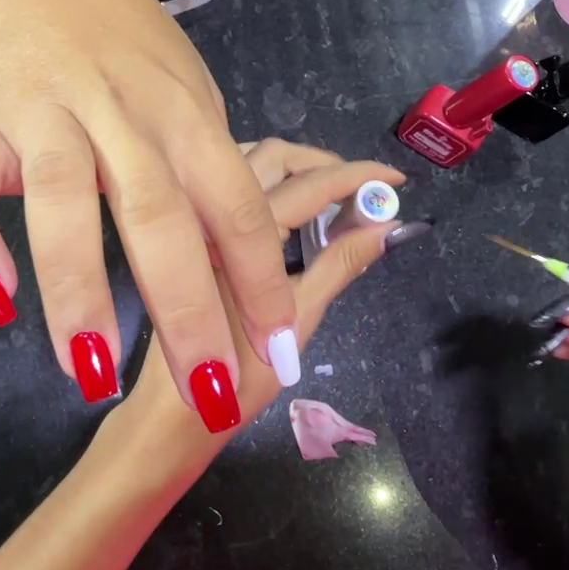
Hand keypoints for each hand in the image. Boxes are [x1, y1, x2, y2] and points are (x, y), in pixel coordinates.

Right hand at [0, 0, 300, 430]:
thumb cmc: (128, 43)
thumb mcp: (191, 94)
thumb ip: (209, 169)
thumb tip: (238, 258)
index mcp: (184, 115)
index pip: (236, 206)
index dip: (260, 281)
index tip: (277, 352)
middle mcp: (122, 116)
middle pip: (159, 215)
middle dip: (186, 309)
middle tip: (205, 392)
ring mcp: (47, 115)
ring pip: (62, 201)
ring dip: (79, 290)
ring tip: (89, 373)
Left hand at [122, 139, 416, 434]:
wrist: (171, 411)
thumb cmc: (237, 378)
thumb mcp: (298, 323)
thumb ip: (337, 266)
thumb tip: (385, 227)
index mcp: (238, 235)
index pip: (308, 187)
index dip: (358, 177)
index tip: (397, 180)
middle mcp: (210, 211)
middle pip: (276, 158)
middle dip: (326, 164)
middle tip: (366, 189)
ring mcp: (197, 217)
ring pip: (251, 162)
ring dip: (297, 167)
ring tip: (335, 192)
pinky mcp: (193, 230)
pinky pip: (233, 182)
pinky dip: (271, 178)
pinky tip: (292, 202)